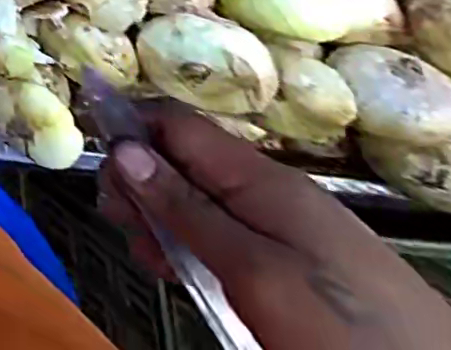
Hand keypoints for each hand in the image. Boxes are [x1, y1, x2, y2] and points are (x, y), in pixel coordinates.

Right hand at [100, 101, 450, 349]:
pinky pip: (225, 232)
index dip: (130, 131)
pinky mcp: (296, 263)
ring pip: (197, 198)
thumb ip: (185, 207)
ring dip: (161, 218)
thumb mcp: (254, 272)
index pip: (173, 122)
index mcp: (260, 179)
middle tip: (124, 225)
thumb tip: (122, 146)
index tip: (103, 171)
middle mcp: (269, 191)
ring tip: (152, 259)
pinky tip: (183, 273)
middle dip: (140, 183)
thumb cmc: (347, 335)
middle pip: (181, 159)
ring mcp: (286, 228)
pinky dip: (192, 244)